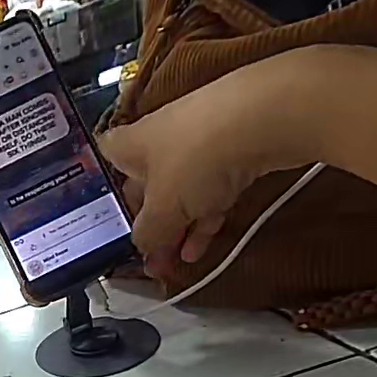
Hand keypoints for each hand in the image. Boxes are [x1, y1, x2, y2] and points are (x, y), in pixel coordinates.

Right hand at [98, 51, 320, 272]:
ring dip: (176, 229)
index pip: (100, 164)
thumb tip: (145, 250)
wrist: (280, 112)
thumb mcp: (162, 211)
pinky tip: (201, 247)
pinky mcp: (237, 145)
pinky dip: (205, 218)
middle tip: (144, 258)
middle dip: (144, 224)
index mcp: (129, 145)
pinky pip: (212, 190)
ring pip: (179, 192)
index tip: (98, 222)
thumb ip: (148, 236)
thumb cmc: (199, 158)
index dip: (97, 194)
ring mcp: (200, 140)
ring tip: (174, 263)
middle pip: (141, 186)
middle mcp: (159, 139)